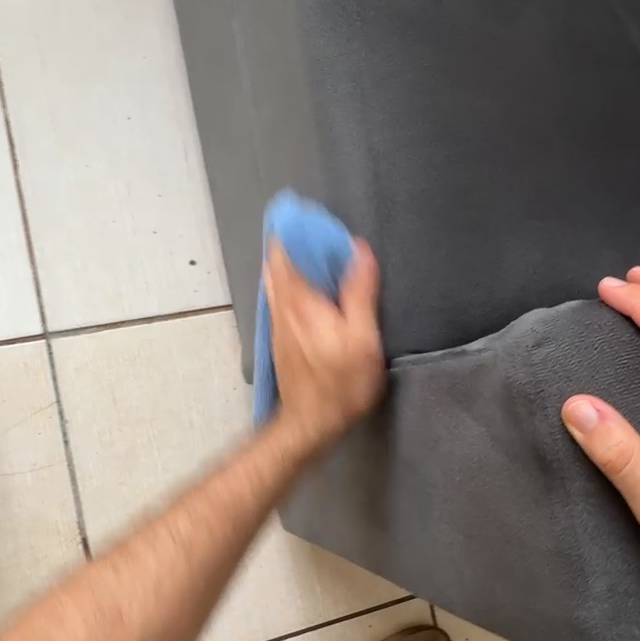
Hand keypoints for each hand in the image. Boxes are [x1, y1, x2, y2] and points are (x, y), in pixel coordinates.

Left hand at [266, 238, 385, 449]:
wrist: (309, 424)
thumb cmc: (340, 384)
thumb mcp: (362, 339)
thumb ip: (359, 293)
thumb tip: (358, 249)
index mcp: (300, 301)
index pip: (285, 251)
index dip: (294, 229)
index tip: (311, 216)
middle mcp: (282, 307)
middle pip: (277, 261)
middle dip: (293, 241)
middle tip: (317, 229)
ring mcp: (277, 322)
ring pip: (277, 279)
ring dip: (292, 260)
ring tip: (316, 250)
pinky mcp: (281, 336)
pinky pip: (281, 295)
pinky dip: (291, 280)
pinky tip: (310, 284)